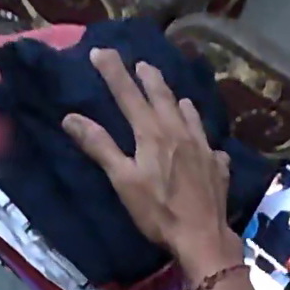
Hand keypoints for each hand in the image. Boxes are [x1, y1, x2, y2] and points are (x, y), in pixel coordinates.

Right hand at [62, 49, 242, 279]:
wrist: (203, 238)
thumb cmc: (159, 213)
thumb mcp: (124, 182)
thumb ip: (100, 147)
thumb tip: (71, 117)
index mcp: (153, 133)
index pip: (128, 93)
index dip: (113, 71)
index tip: (100, 51)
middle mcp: (180, 133)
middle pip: (163, 97)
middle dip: (149, 78)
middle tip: (142, 64)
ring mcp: (204, 149)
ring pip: (191, 116)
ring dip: (180, 102)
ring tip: (176, 97)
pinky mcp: (219, 168)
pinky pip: (212, 145)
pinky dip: (205, 138)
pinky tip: (207, 145)